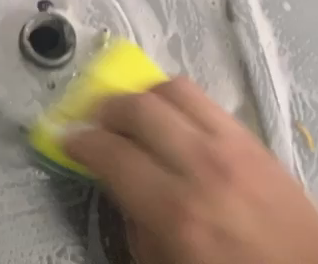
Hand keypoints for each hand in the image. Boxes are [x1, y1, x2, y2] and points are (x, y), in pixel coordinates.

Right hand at [64, 77, 317, 263]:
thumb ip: (138, 229)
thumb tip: (120, 189)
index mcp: (177, 211)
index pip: (111, 154)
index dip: (80, 142)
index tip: (67, 140)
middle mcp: (200, 165)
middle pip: (137, 108)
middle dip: (105, 110)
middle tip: (94, 122)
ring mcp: (229, 144)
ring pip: (170, 88)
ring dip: (141, 95)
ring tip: (130, 111)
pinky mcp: (250, 135)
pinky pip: (202, 97)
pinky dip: (174, 98)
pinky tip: (168, 115)